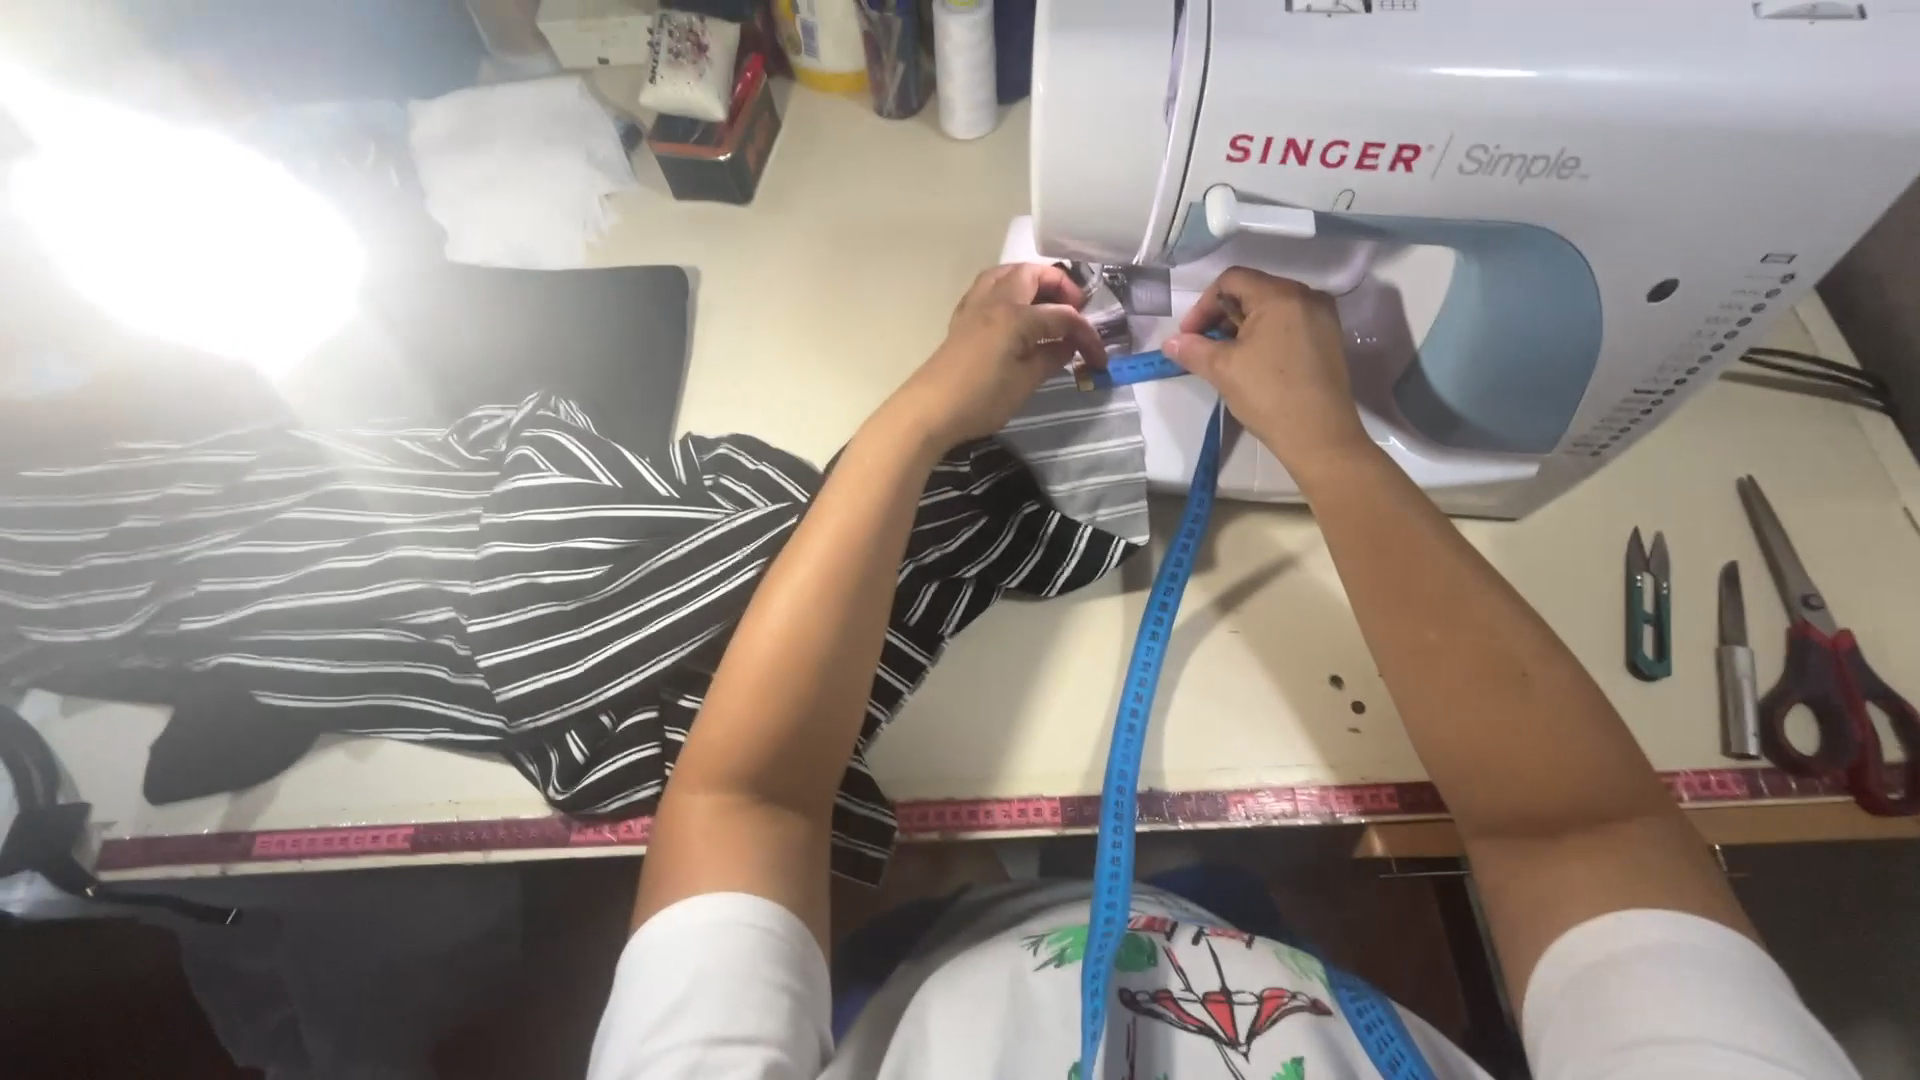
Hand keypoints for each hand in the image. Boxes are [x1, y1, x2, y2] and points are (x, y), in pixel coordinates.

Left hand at [881, 263, 1107, 450]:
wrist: (929, 410)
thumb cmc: (980, 399)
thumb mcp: (1024, 383)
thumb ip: (1050, 358)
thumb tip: (1067, 346)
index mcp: (1015, 315)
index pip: (1062, 316)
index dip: (1086, 335)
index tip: (1099, 358)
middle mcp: (995, 301)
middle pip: (1032, 275)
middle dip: (1060, 287)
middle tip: (1075, 311)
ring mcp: (974, 307)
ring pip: (1006, 274)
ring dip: (1030, 281)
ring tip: (1046, 303)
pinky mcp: (961, 321)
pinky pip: (988, 290)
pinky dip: (1008, 291)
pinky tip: (1014, 312)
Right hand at [1161, 267, 1370, 477]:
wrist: (1319, 435)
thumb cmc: (1269, 395)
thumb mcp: (1222, 370)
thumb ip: (1193, 350)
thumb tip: (1171, 343)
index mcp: (1281, 295)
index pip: (1232, 280)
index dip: (1203, 305)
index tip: (1188, 336)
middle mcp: (1307, 297)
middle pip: (1252, 291)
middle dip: (1221, 316)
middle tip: (1202, 347)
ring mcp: (1322, 318)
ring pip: (1270, 309)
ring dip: (1240, 327)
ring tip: (1224, 358)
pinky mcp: (1327, 339)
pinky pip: (1287, 324)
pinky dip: (1263, 336)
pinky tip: (1251, 363)